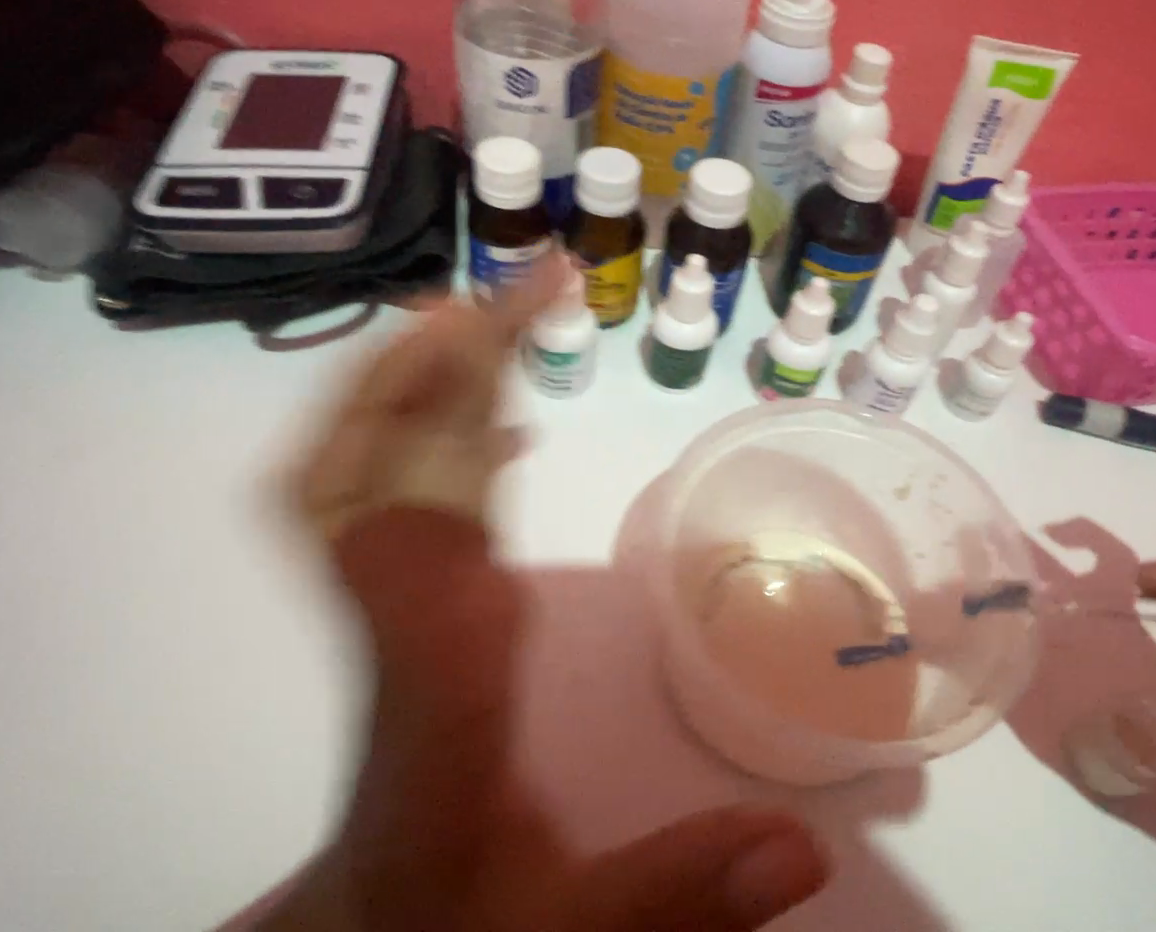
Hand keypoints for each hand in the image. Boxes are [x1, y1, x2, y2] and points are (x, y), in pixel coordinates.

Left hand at [263, 265, 828, 930]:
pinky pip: (385, 495)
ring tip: (488, 314)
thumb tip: (802, 846)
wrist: (372, 921)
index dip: (445, 409)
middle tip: (501, 287)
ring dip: (411, 383)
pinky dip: (425, 438)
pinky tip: (496, 424)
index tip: (504, 325)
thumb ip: (676, 889)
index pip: (412, 518)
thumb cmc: (457, 910)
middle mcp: (399, 616)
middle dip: (420, 364)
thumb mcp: (562, 926)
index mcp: (437, 674)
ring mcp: (387, 603)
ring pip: (353, 468)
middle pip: (362, 466)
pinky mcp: (403, 601)